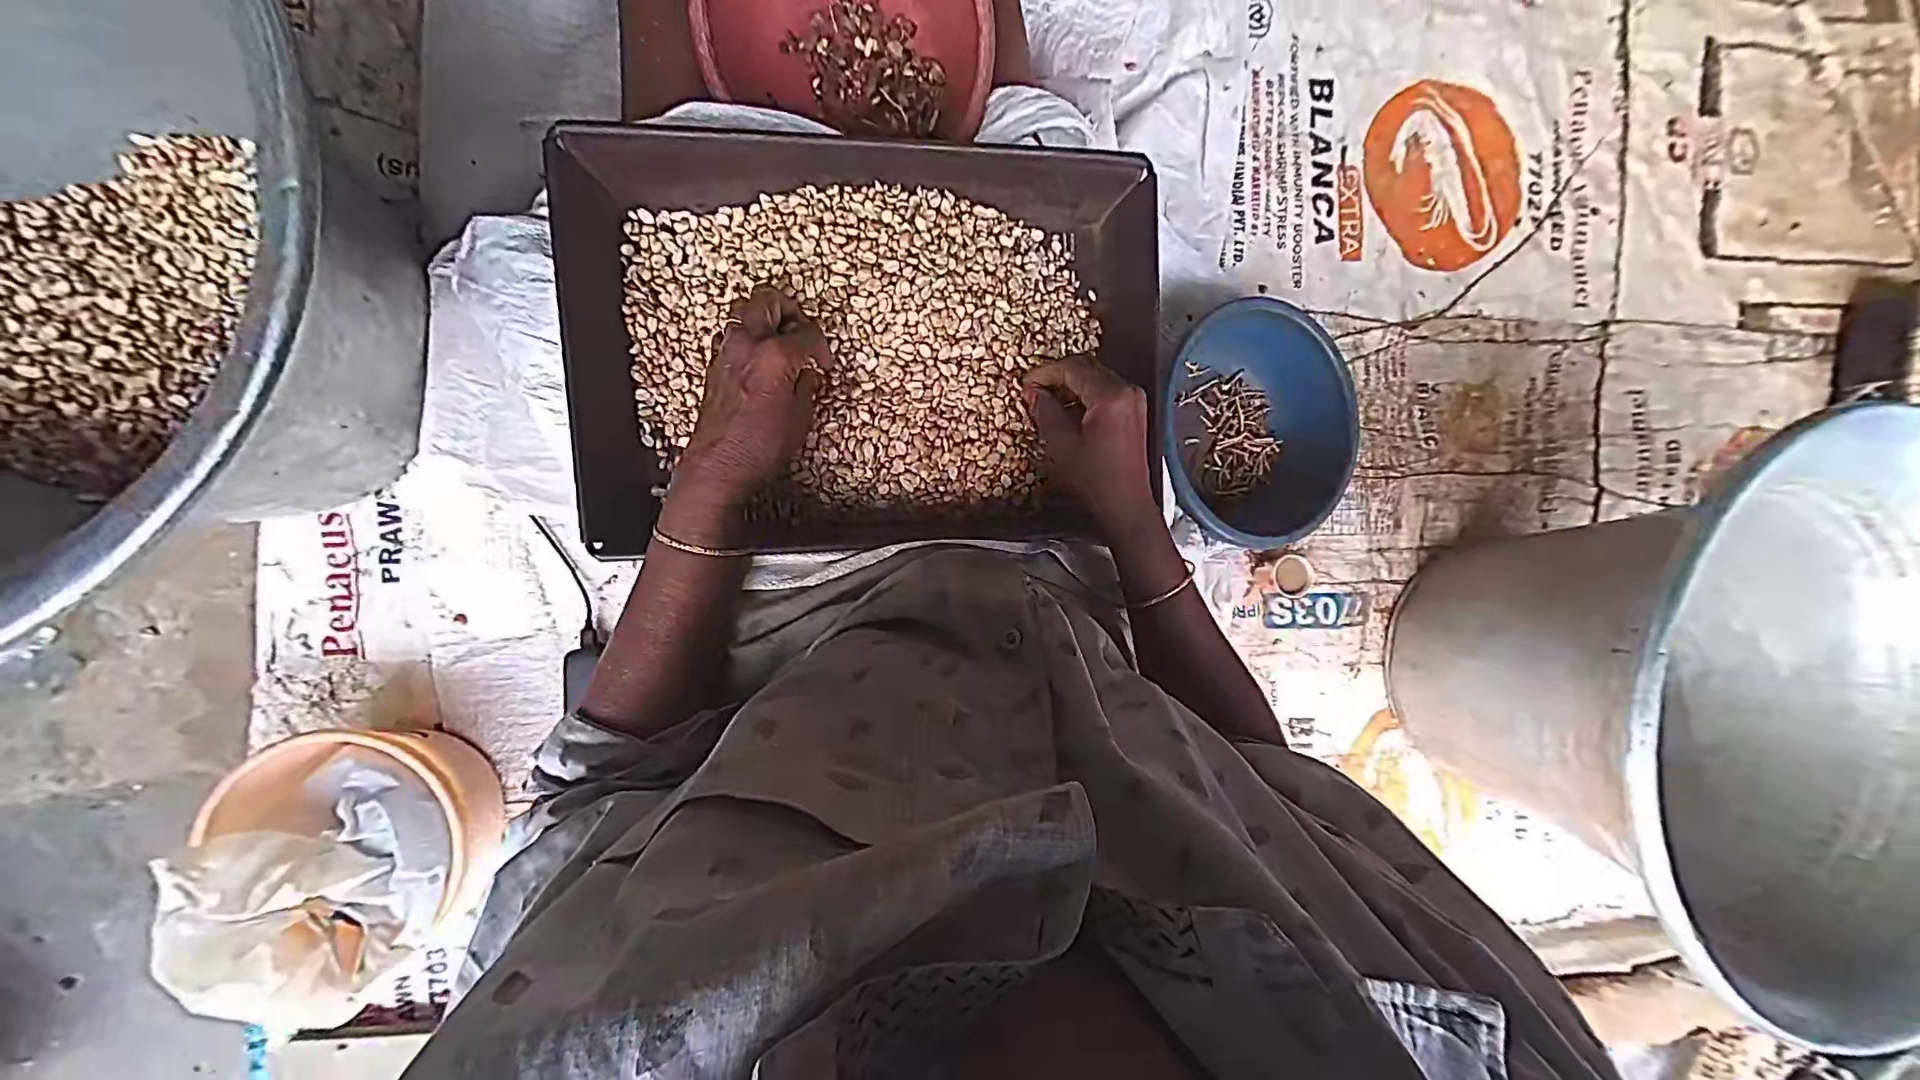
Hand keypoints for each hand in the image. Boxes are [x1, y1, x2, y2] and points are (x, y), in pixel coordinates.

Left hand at [674, 286, 833, 510]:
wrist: (720, 465)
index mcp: (775, 354)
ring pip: (744, 312)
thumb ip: (806, 387)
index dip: (821, 347)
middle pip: (768, 301)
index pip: (807, 333)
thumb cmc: (759, 446)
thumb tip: (807, 375)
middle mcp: (747, 344)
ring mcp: (726, 352)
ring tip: (782, 341)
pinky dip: (750, 338)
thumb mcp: (800, 417)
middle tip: (802, 330)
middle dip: (790, 310)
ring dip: (765, 320)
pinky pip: (733, 335)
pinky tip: (762, 361)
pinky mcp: (714, 366)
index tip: (823, 361)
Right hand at [1024, 356, 1156, 538]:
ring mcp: (1134, 403)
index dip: (1045, 373)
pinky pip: (1105, 394)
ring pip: (1096, 380)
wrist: (1125, 505)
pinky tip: (1068, 415)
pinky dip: (1084, 399)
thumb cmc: (1095, 481)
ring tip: (1048, 404)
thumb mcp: (1061, 445)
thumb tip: (1035, 393)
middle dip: (1058, 378)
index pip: (1073, 368)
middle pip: (1087, 369)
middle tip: (1034, 392)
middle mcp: (1128, 392)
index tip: (1027, 383)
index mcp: (1111, 396)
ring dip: (1070, 388)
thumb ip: (1046, 412)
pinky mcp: (1134, 415)